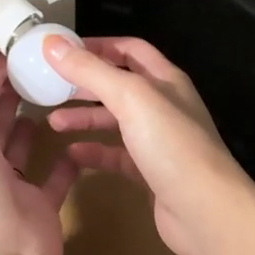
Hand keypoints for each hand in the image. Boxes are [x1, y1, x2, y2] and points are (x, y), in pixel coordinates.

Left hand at [0, 53, 77, 254]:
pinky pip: (57, 175)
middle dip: (8, 87)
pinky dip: (66, 157)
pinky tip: (76, 133)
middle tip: (38, 57)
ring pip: (21, 141)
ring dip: (31, 117)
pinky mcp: (41, 203)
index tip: (11, 40)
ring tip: (55, 84)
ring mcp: (10, 183)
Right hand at [41, 37, 253, 254]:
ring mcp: (159, 141)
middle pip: (120, 85)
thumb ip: (91, 71)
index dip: (98, 47)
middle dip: (86, 84)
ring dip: (86, 119)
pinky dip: (95, 152)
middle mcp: (164, 105)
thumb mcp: (130, 98)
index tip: (62, 51)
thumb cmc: (171, 144)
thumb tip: (52, 43)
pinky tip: (72, 155)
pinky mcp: (151, 173)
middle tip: (50, 87)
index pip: (130, 50)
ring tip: (52, 122)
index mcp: (165, 80)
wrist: (205, 210)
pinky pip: (118, 156)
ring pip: (116, 121)